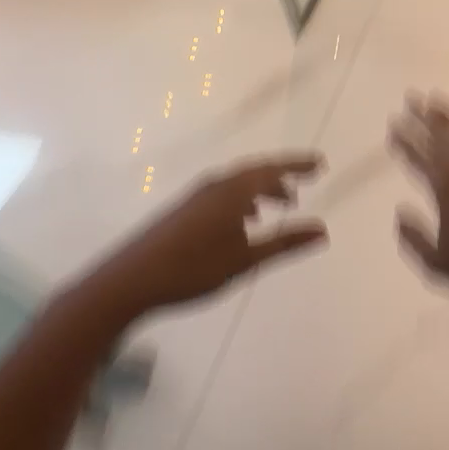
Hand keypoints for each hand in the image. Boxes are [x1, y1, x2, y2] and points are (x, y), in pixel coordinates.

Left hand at [79, 155, 327, 319]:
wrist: (125, 284)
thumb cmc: (191, 270)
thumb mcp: (244, 260)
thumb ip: (284, 243)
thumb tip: (323, 231)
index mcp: (233, 192)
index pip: (273, 169)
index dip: (298, 167)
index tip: (321, 165)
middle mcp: (215, 187)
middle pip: (255, 172)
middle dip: (282, 176)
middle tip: (305, 184)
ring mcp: (195, 198)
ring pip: (238, 184)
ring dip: (261, 190)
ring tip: (278, 206)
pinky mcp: (182, 212)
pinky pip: (223, 194)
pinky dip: (242, 200)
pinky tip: (242, 223)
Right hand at [389, 93, 448, 311]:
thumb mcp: (437, 262)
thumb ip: (414, 238)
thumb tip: (399, 214)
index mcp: (447, 188)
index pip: (420, 158)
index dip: (405, 142)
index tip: (394, 126)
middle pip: (444, 136)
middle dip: (425, 117)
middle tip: (412, 99)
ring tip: (438, 102)